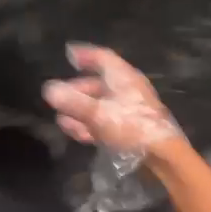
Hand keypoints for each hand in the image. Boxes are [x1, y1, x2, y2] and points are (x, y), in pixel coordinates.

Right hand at [42, 43, 184, 155]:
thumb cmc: (132, 127)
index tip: (69, 54)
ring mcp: (130, 110)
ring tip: (61, 117)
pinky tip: (74, 132)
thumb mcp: (98, 114)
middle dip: (77, 89)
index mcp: (123, 78)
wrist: (162, 157)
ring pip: (101, 104)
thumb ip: (73, 102)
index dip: (85, 54)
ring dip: (80, 110)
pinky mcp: (130, 130)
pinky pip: (105, 121)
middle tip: (58, 96)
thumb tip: (47, 89)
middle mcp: (127, 90)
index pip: (103, 58)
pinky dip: (89, 124)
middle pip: (99, 83)